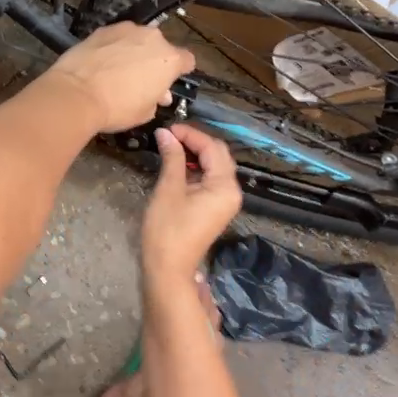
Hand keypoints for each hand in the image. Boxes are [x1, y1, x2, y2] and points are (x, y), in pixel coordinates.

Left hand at [37, 22, 195, 133]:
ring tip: (117, 70)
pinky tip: (102, 63)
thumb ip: (157, 99)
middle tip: (140, 80)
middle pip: (160, 47)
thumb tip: (159, 94)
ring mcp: (126, 29)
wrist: (77, 94)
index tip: (169, 82)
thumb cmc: (117, 107)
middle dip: (154, 61)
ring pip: (137, 40)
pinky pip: (116, 38)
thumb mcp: (145, 112)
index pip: (187, 60)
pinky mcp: (102, 29)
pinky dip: (113, 47)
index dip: (180, 72)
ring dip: (133, 51)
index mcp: (170, 58)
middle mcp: (152, 37)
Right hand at [141, 124, 241, 282]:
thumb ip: (172, 158)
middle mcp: (231, 191)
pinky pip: (210, 180)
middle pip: (218, 155)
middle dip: (195, 142)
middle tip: (169, 136)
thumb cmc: (167, 229)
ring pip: (214, 167)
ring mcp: (225, 201)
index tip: (167, 128)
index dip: (191, 134)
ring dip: (195, 154)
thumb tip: (166, 134)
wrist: (168, 268)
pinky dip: (195, 169)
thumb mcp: (169, 189)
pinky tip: (177, 165)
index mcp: (225, 186)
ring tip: (170, 147)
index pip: (212, 148)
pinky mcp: (215, 208)